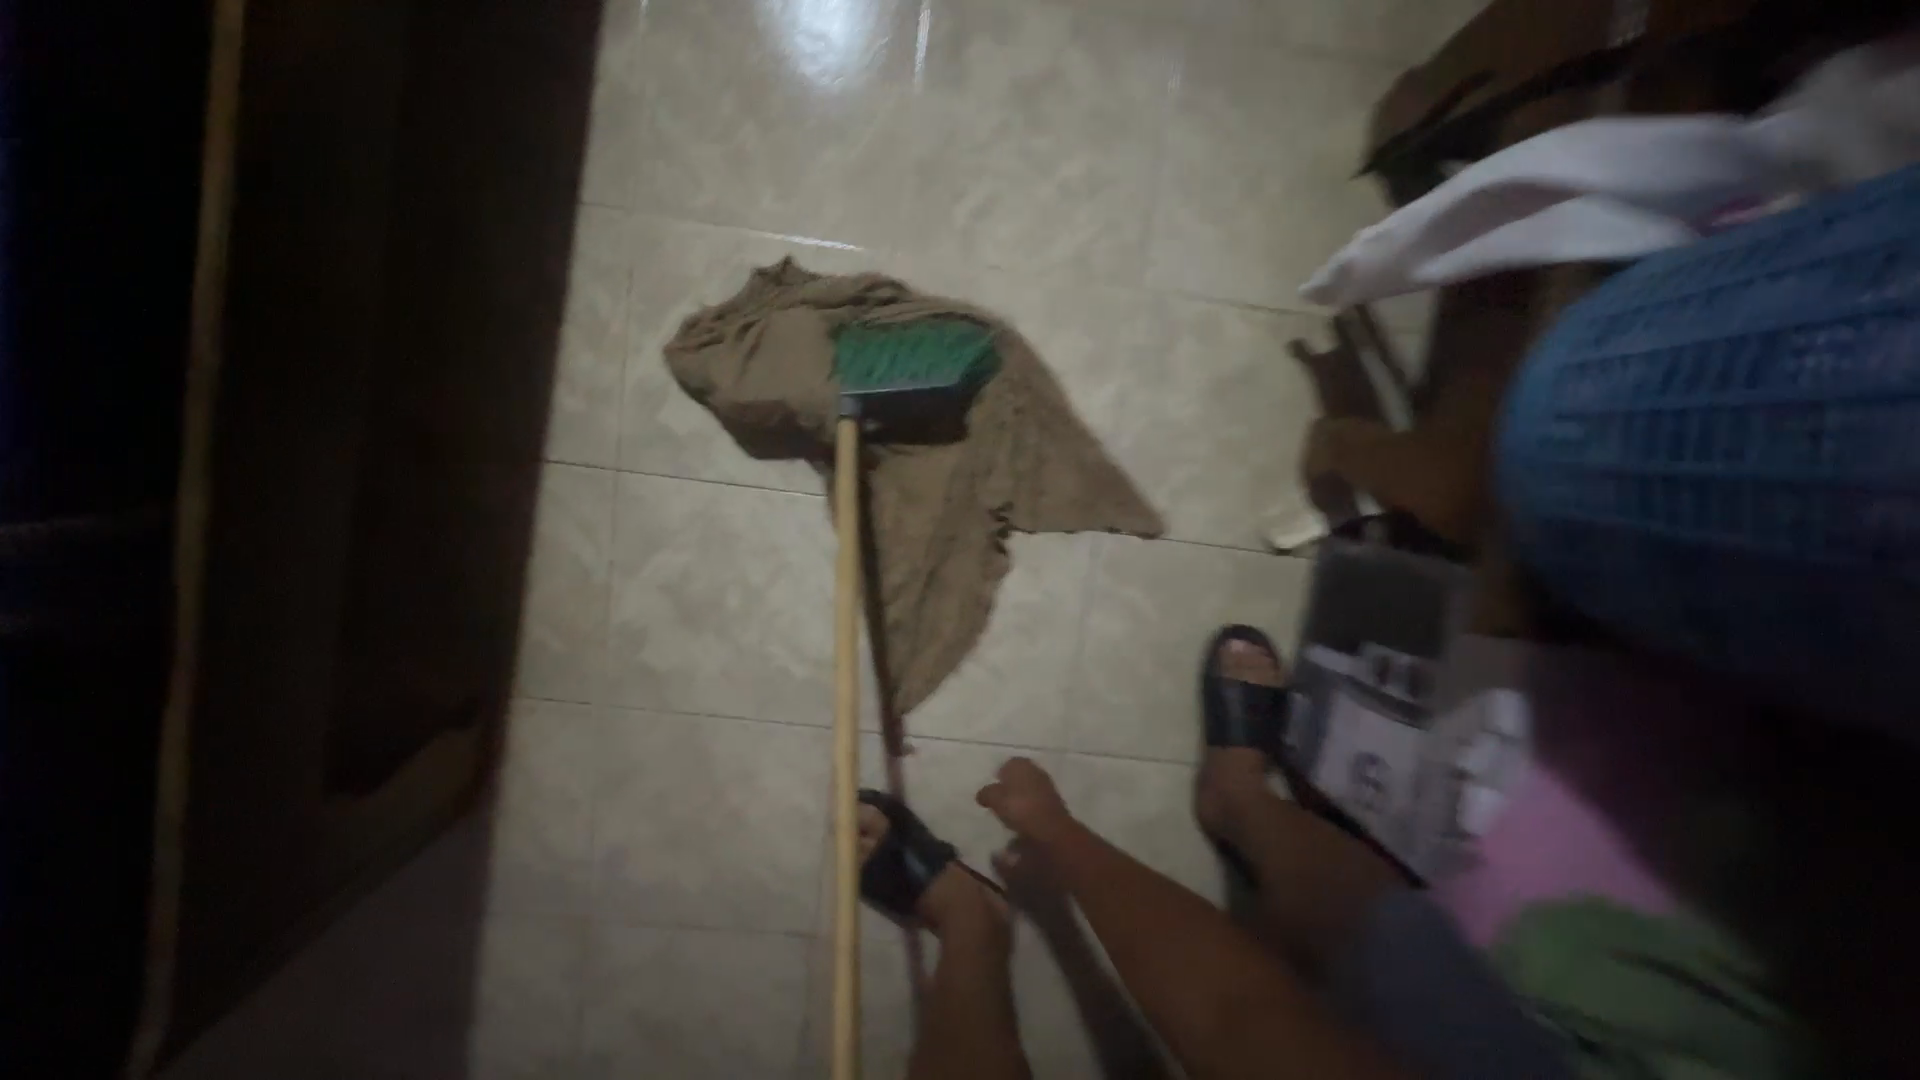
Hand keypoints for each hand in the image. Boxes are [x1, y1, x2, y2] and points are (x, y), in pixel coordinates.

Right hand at [977, 757, 1074, 843]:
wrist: (1050, 828)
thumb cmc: (1019, 807)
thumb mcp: (995, 799)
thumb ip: (987, 794)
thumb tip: (982, 794)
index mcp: (1021, 764)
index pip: (1007, 764)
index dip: (999, 776)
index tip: (992, 789)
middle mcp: (1035, 770)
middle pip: (1019, 777)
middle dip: (1009, 787)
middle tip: (998, 801)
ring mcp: (1047, 786)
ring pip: (1028, 790)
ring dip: (1020, 799)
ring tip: (1009, 814)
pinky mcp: (1054, 803)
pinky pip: (1036, 803)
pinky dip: (1028, 810)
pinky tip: (1022, 822)